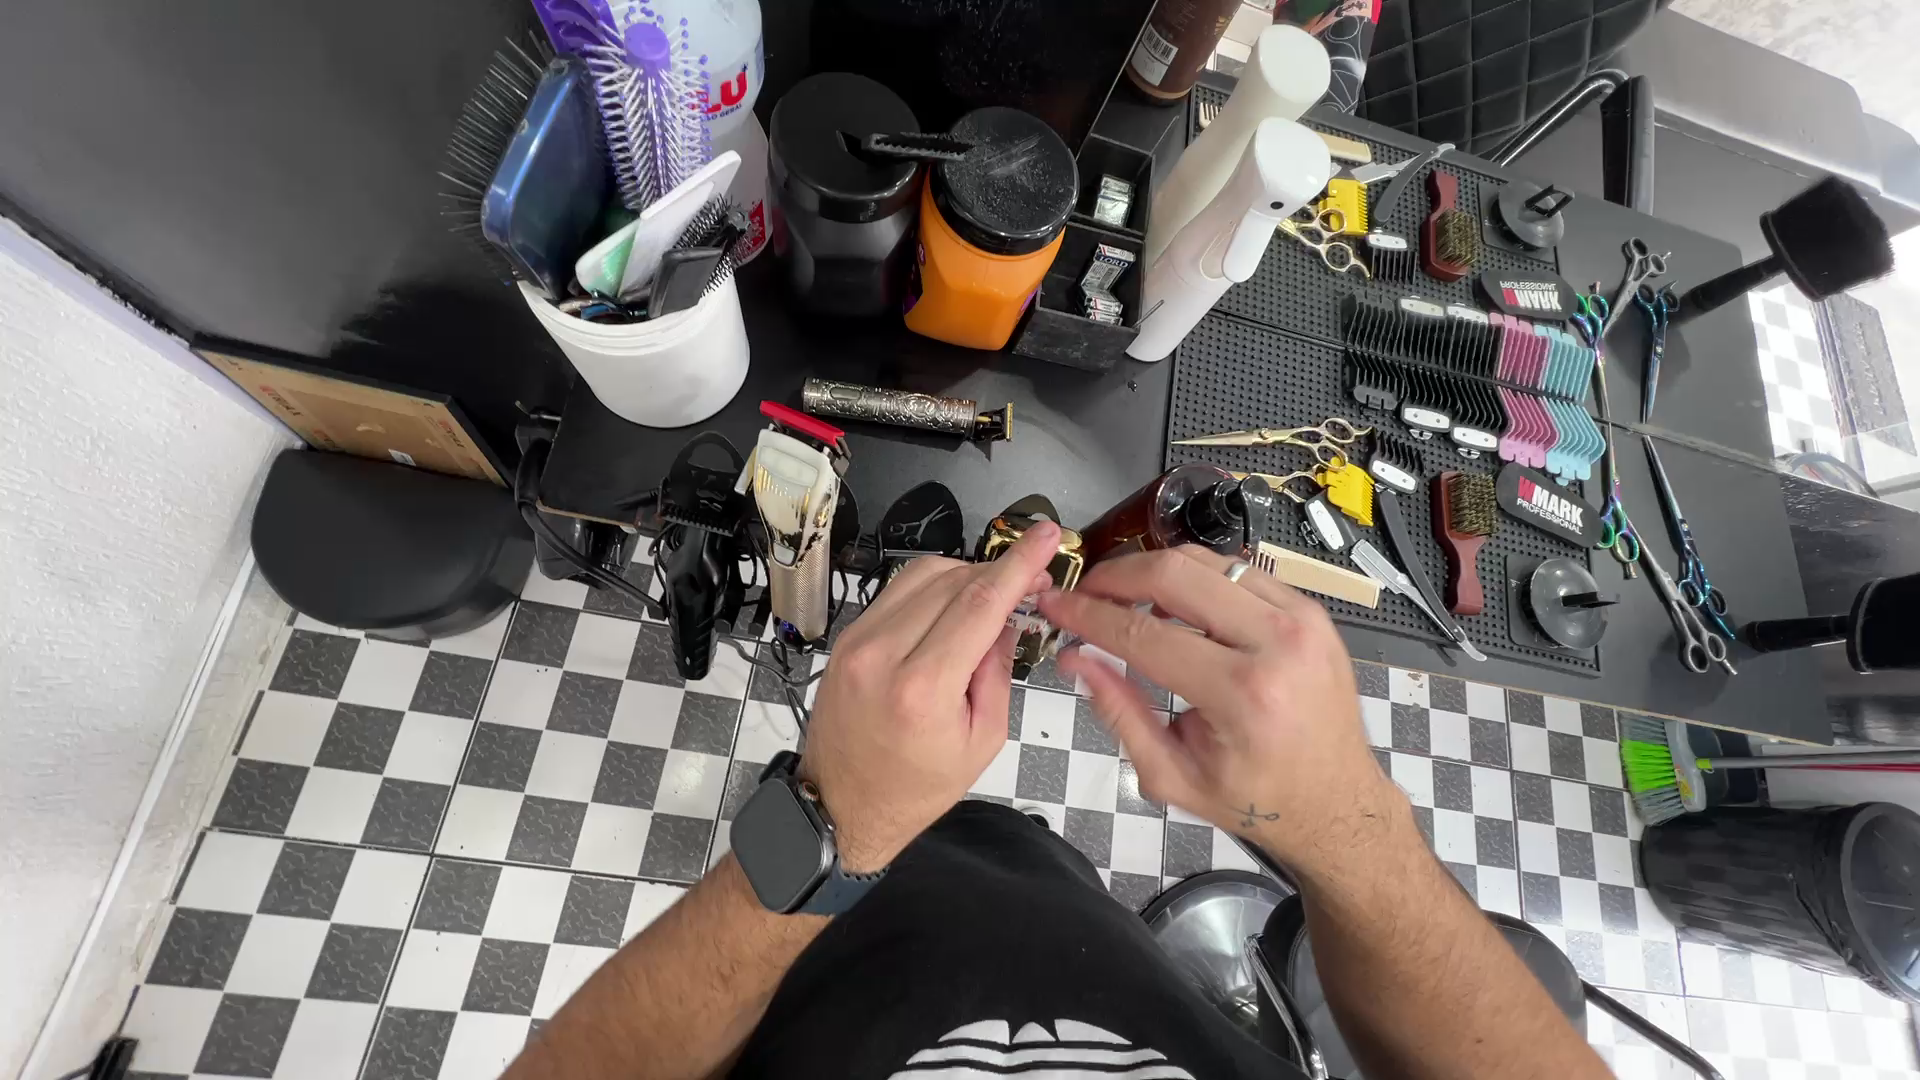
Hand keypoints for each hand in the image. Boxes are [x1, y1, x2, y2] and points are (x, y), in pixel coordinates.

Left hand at [802, 521, 1060, 873]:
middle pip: (954, 580)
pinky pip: (899, 590)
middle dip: (999, 571)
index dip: (1020, 563)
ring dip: (967, 575)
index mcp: (922, 688)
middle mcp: (882, 652)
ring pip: (923, 574)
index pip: (981, 603)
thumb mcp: (981, 741)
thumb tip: (1006, 617)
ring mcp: (857, 639)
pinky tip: (953, 607)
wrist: (838, 803)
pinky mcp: (848, 635)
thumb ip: (997, 671)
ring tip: (993, 597)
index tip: (1047, 534)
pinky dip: (934, 588)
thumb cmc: (917, 787)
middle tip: (1031, 579)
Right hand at [1037, 546, 1402, 870]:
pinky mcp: (1309, 608)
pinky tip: (1170, 603)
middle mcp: (1278, 643)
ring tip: (1122, 598)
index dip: (1088, 615)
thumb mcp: (1173, 776)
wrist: (1339, 804)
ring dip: (1151, 571)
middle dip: (1115, 576)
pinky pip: (1235, 569)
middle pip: (1174, 574)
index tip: (1055, 604)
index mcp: (1243, 695)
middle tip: (1085, 592)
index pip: (1144, 634)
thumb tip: (1074, 656)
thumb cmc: (1255, 799)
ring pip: (1204, 560)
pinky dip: (1192, 577)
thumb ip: (1118, 712)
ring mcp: (1301, 617)